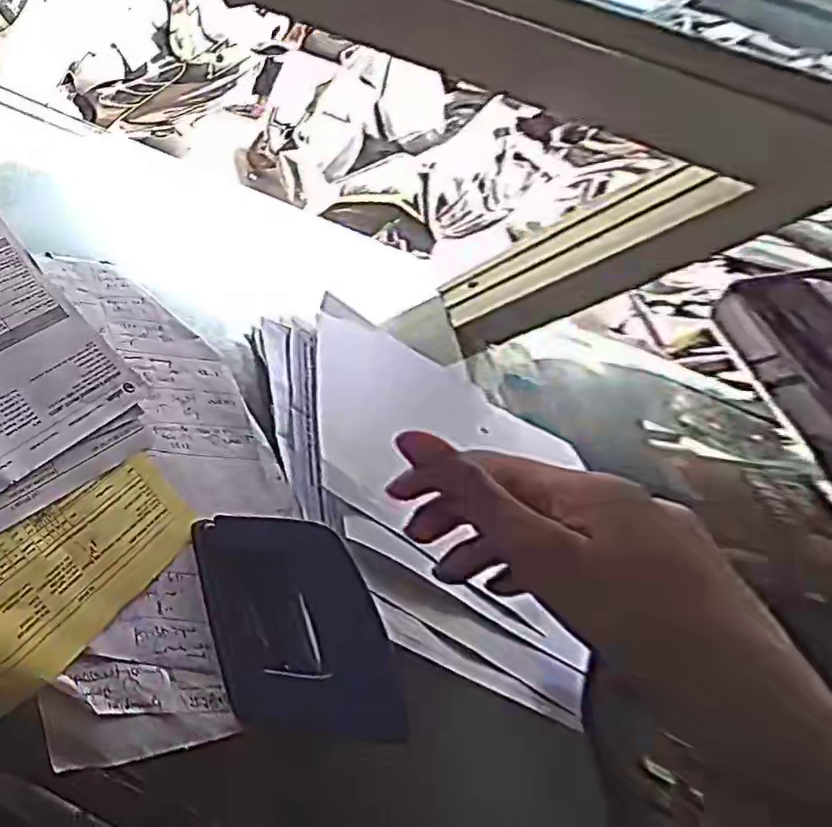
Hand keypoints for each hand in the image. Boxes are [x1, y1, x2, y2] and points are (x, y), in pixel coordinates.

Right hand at [388, 432, 831, 801]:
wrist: (751, 708)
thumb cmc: (650, 630)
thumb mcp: (535, 550)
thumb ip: (469, 489)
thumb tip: (416, 440)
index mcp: (594, 491)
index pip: (488, 466)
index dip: (433, 480)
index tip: (399, 494)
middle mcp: (625, 505)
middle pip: (515, 495)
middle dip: (458, 515)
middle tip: (420, 533)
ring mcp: (647, 540)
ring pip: (543, 526)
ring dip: (490, 545)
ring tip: (455, 569)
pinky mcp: (657, 573)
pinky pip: (573, 552)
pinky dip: (532, 564)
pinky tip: (515, 584)